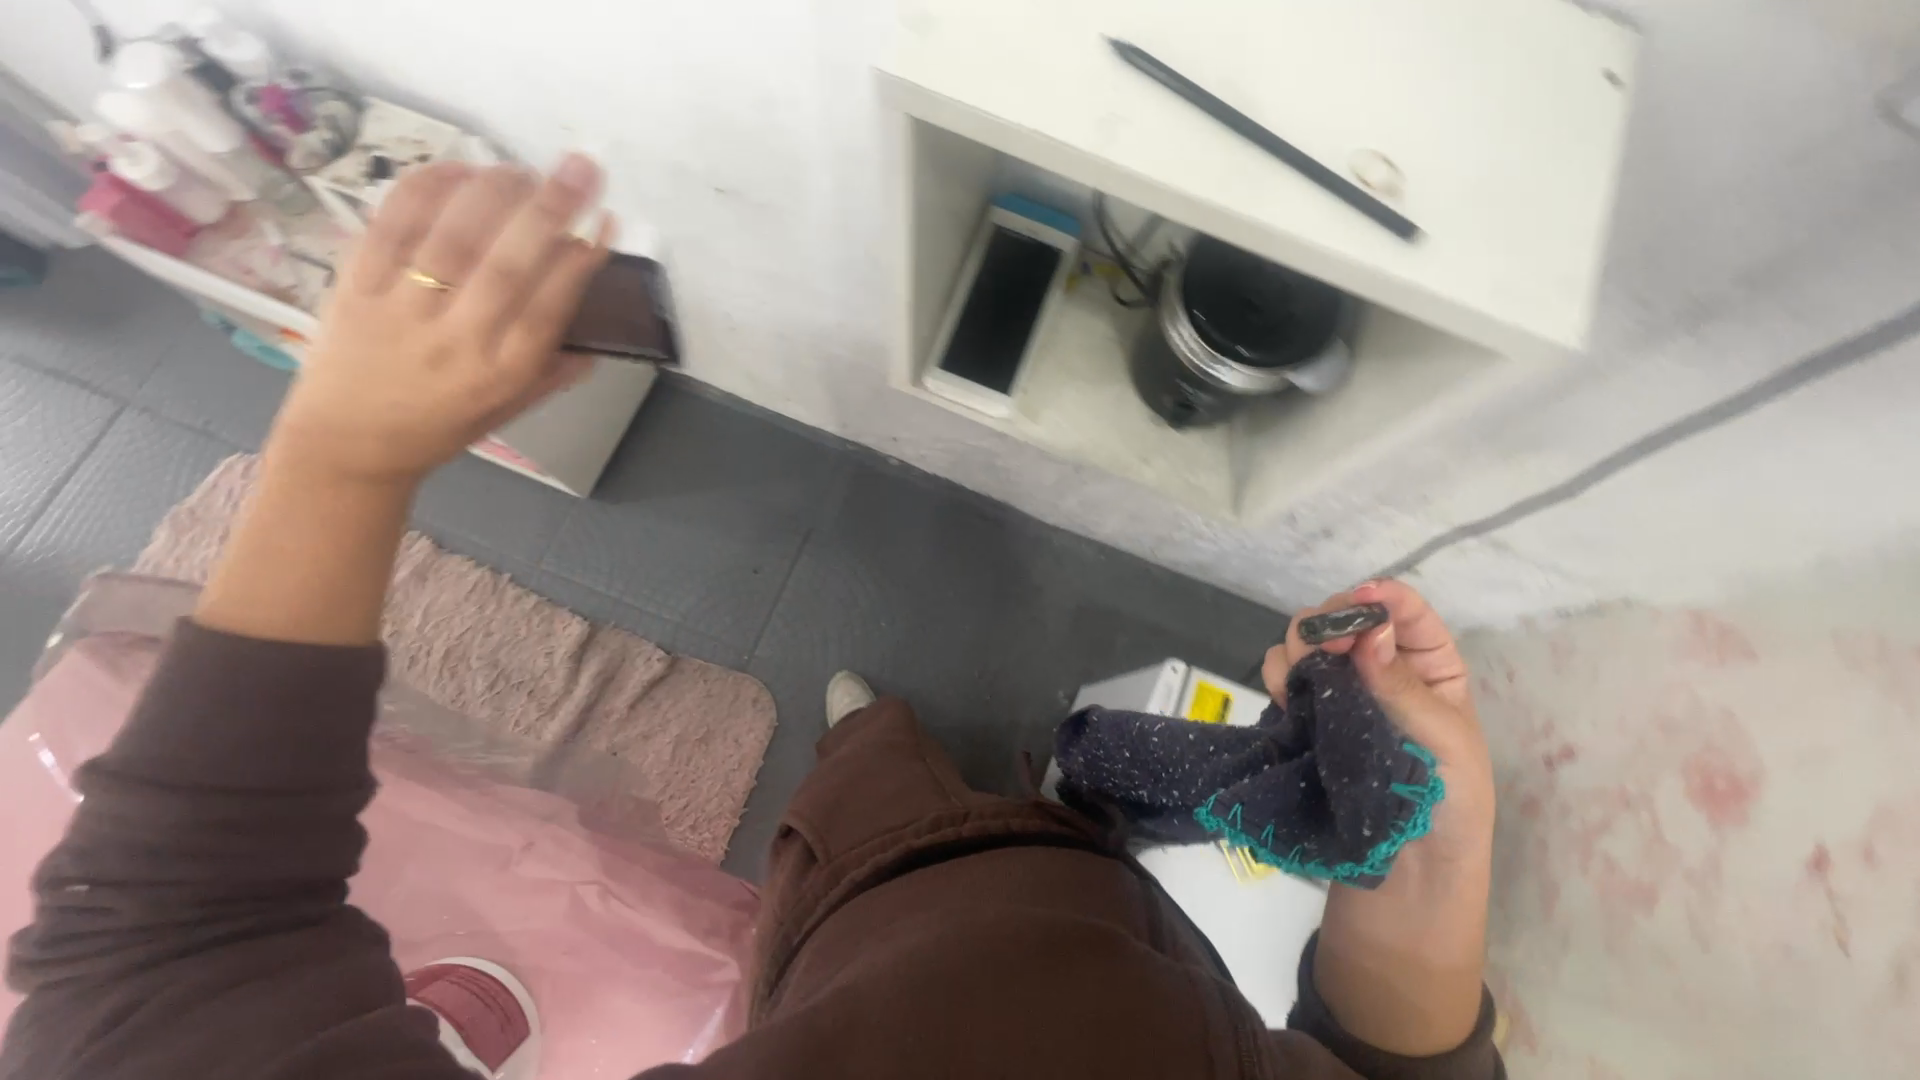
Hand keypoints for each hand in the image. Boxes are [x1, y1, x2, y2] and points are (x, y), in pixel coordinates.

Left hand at [269, 155, 613, 487]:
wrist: (348, 444)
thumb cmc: (441, 428)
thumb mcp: (509, 410)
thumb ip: (552, 372)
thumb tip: (595, 338)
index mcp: (502, 373)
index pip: (548, 309)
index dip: (579, 263)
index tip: (604, 222)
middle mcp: (457, 340)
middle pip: (506, 265)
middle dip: (549, 212)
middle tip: (581, 170)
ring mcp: (403, 309)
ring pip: (452, 239)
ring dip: (494, 194)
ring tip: (523, 168)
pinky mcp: (356, 285)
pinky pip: (391, 227)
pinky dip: (425, 191)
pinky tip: (459, 169)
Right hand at [1263, 579, 1493, 864]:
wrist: (1405, 868)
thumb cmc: (1447, 804)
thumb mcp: (1447, 743)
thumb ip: (1405, 687)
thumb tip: (1370, 632)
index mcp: (1430, 666)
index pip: (1406, 612)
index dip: (1382, 598)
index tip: (1360, 603)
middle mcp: (1380, 666)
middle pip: (1345, 615)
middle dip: (1330, 623)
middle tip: (1326, 650)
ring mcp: (1339, 688)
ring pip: (1307, 639)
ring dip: (1299, 647)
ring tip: (1302, 681)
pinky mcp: (1306, 711)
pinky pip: (1282, 672)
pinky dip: (1278, 674)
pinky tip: (1287, 698)